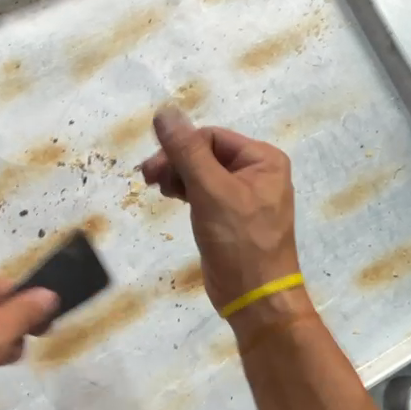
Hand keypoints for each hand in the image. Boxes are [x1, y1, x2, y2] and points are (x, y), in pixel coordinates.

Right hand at [139, 106, 310, 328]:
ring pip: (202, 172)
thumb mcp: (211, 191)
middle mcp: (257, 172)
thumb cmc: (239, 241)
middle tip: (148, 179)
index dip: (179, 148)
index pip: (211, 137)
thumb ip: (186, 151)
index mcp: (263, 159)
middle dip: (176, 162)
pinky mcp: (230, 217)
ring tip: (159, 190)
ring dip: (178, 176)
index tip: (151, 170)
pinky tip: (173, 199)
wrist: (254, 296)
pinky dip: (186, 192)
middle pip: (205, 153)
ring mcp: (244, 196)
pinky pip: (204, 192)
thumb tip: (164, 112)